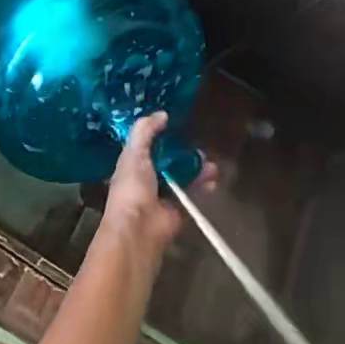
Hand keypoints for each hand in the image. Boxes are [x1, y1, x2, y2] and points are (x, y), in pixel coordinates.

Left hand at [99, 112, 216, 259]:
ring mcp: (162, 197)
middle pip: (167, 163)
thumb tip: (162, 114)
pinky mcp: (177, 212)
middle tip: (198, 146)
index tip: (175, 125)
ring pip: (182, 178)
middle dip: (183, 154)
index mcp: (131, 166)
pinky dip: (203, 186)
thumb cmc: (132, 188)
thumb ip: (145, 131)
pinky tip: (213, 178)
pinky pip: (192, 195)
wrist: (139, 229)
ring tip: (211, 163)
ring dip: (197, 170)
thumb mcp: (134, 153)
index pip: (145, 147)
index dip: (158, 137)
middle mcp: (145, 181)